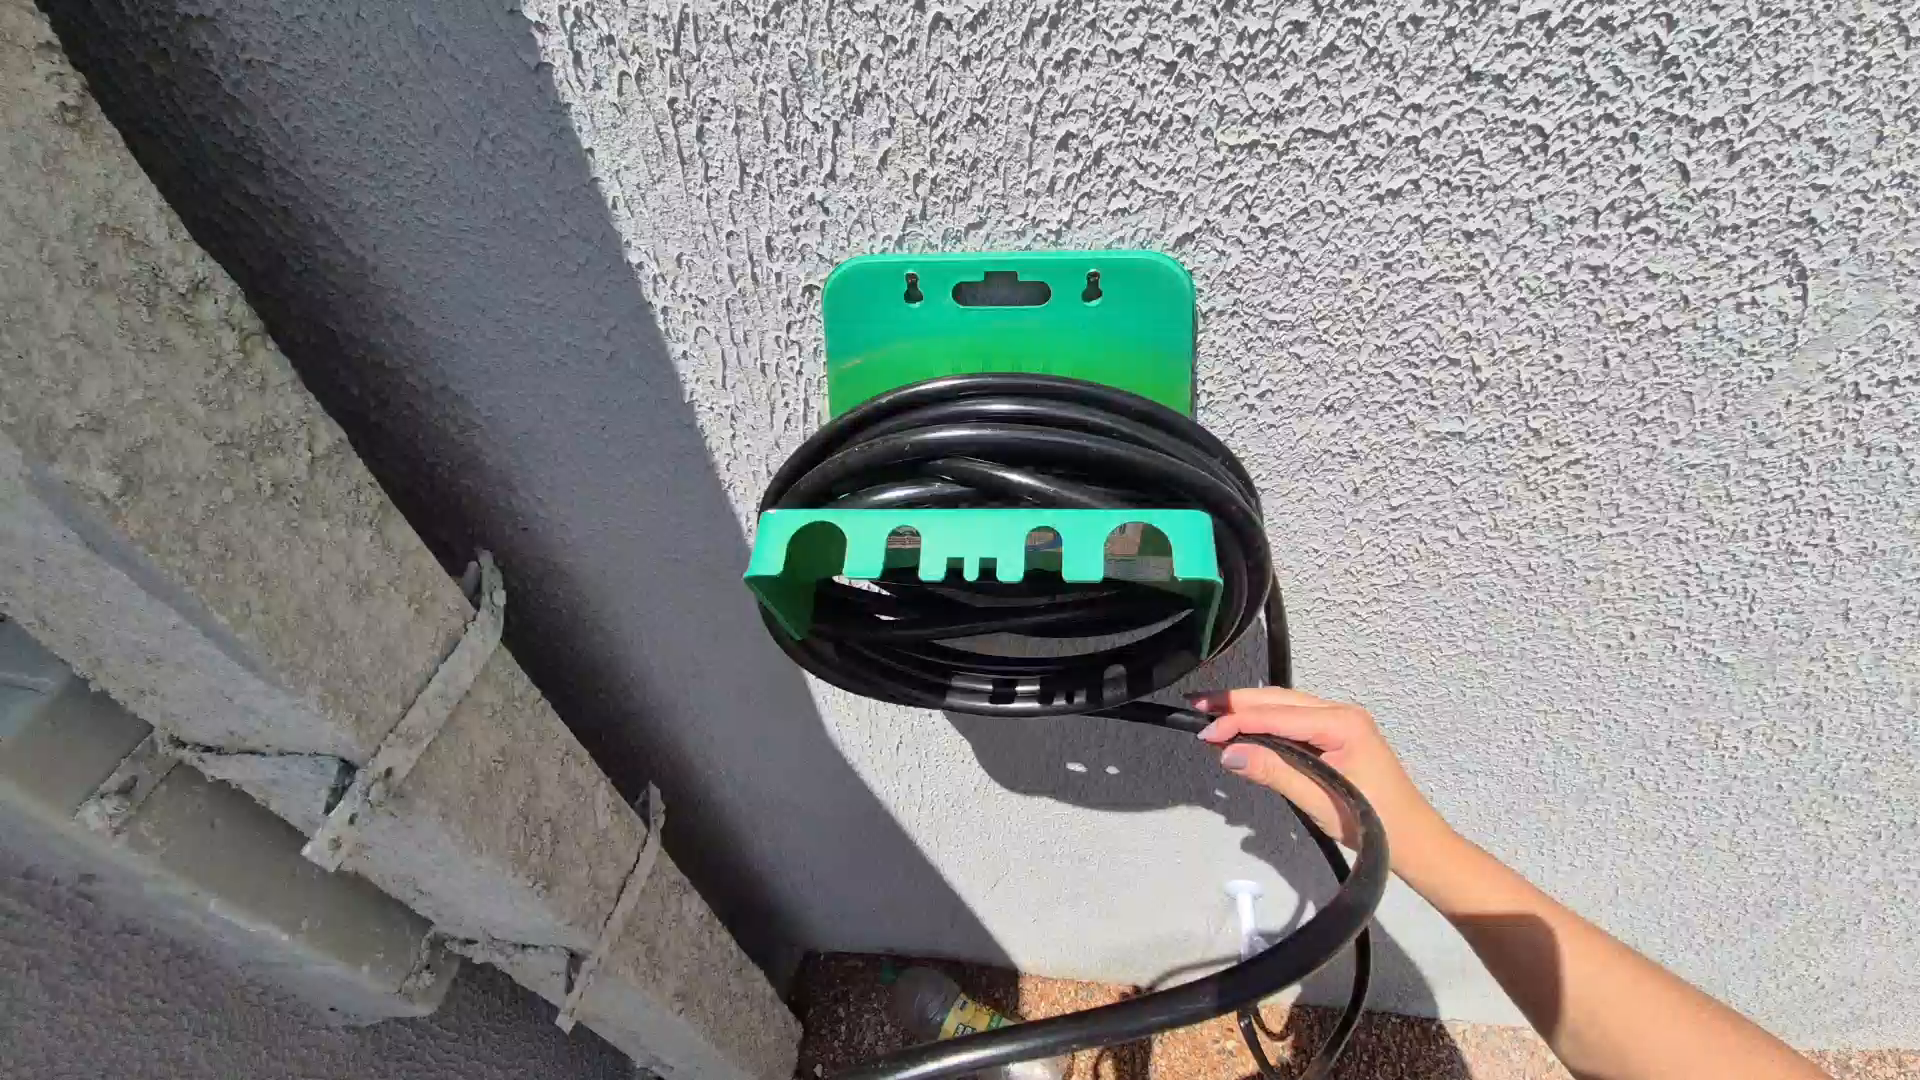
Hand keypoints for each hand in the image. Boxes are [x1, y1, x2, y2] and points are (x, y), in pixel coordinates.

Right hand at [1192, 687, 1454, 875]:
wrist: (1417, 843)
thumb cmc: (1374, 824)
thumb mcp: (1319, 800)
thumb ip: (1272, 771)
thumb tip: (1227, 753)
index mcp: (1341, 722)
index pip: (1276, 715)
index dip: (1236, 721)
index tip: (1205, 734)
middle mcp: (1339, 711)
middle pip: (1276, 699)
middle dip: (1235, 703)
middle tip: (1195, 705)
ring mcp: (1338, 719)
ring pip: (1281, 705)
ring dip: (1245, 710)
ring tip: (1210, 713)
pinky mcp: (1334, 732)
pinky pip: (1290, 718)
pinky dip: (1262, 722)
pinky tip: (1241, 728)